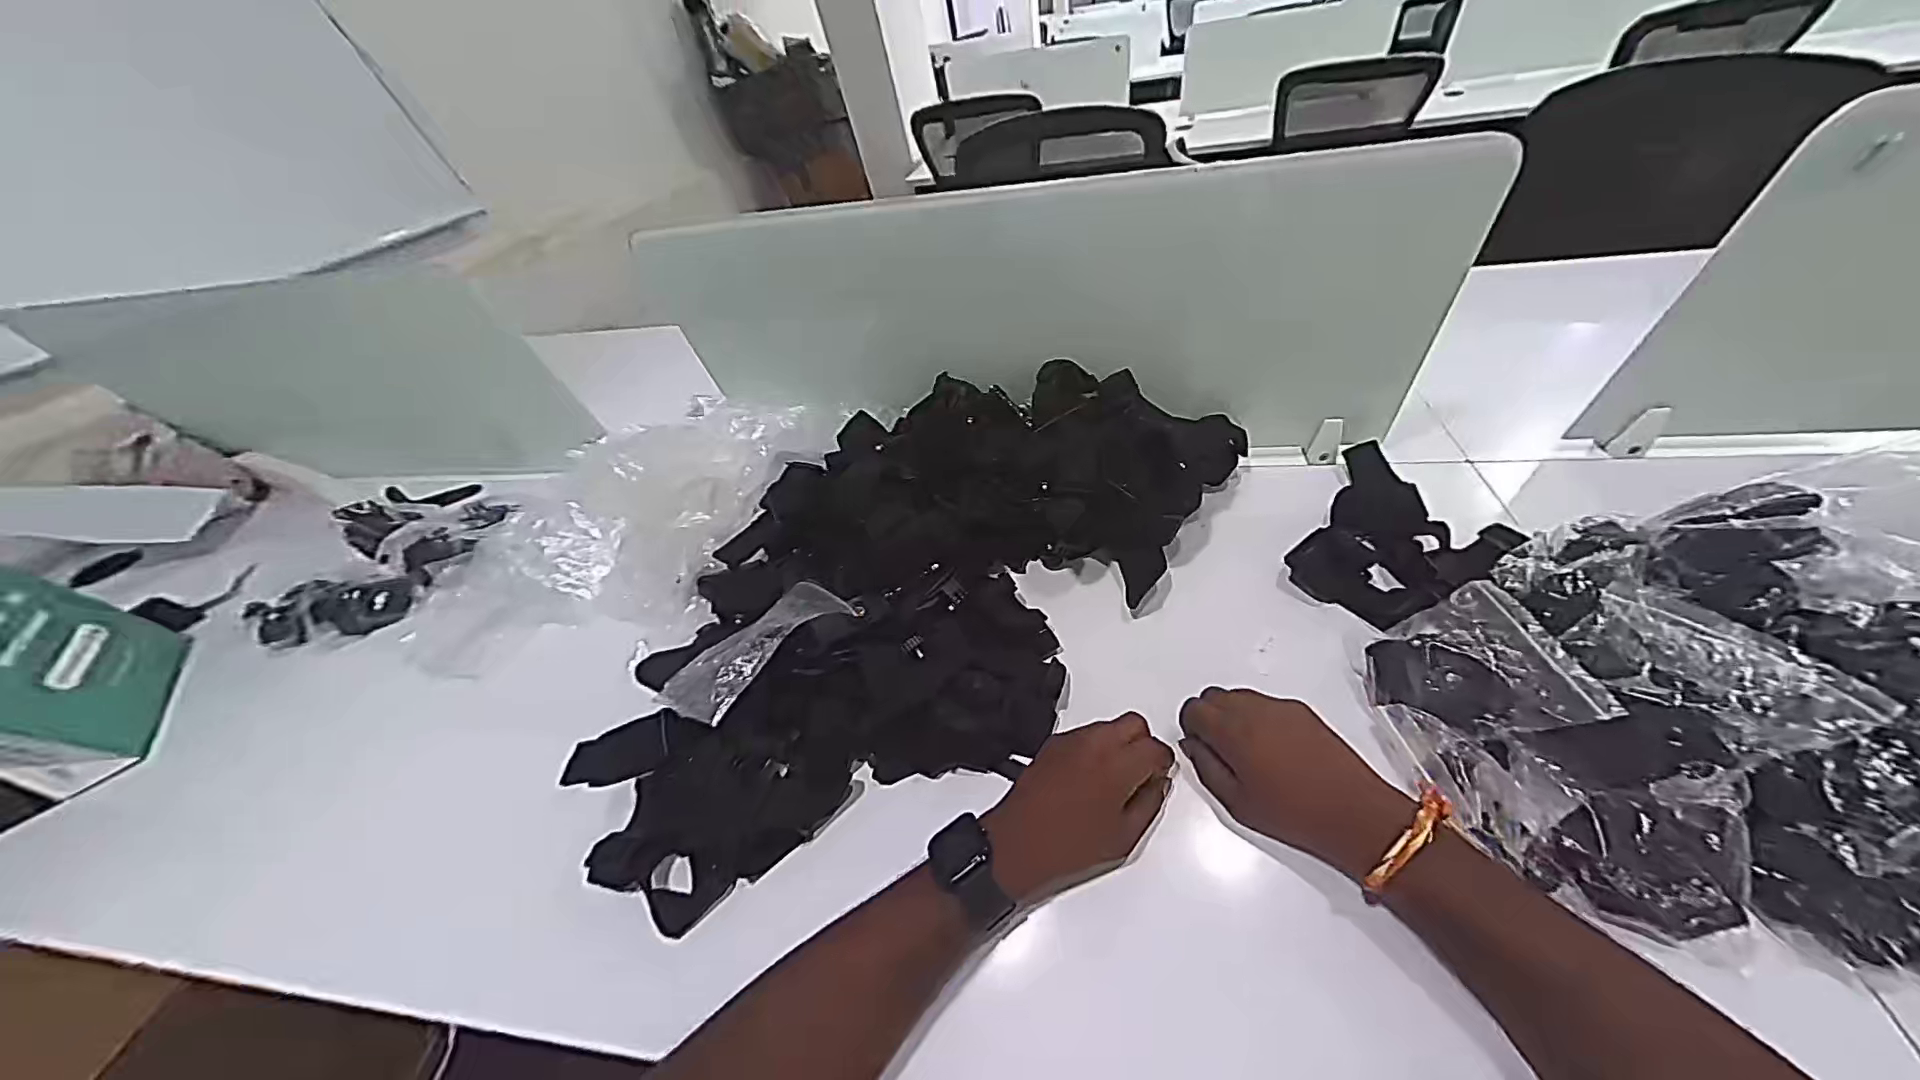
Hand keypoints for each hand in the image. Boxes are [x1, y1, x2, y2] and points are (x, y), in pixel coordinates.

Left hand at [981, 713, 1174, 904]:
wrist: (1020, 843)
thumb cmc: (1066, 845)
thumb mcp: (1124, 836)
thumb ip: (1149, 803)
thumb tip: (1157, 785)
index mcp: (1118, 765)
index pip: (1156, 747)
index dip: (1163, 763)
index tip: (1160, 776)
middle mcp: (1094, 744)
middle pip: (1134, 724)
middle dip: (1143, 744)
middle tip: (1141, 772)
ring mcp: (1071, 740)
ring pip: (1108, 726)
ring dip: (1118, 744)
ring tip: (1113, 780)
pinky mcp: (1053, 743)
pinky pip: (1085, 735)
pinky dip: (1094, 748)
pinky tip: (1090, 777)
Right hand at [1179, 689, 1412, 880]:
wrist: (1356, 815)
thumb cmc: (1297, 814)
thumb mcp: (1236, 803)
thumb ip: (1206, 767)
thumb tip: (1194, 747)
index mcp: (1233, 731)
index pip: (1193, 709)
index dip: (1191, 727)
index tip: (1199, 745)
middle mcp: (1254, 710)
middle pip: (1213, 697)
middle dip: (1208, 717)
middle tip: (1218, 749)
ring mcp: (1280, 708)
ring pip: (1239, 697)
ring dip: (1233, 715)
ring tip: (1246, 751)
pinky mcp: (1302, 712)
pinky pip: (1265, 704)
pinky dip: (1258, 717)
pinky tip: (1271, 749)